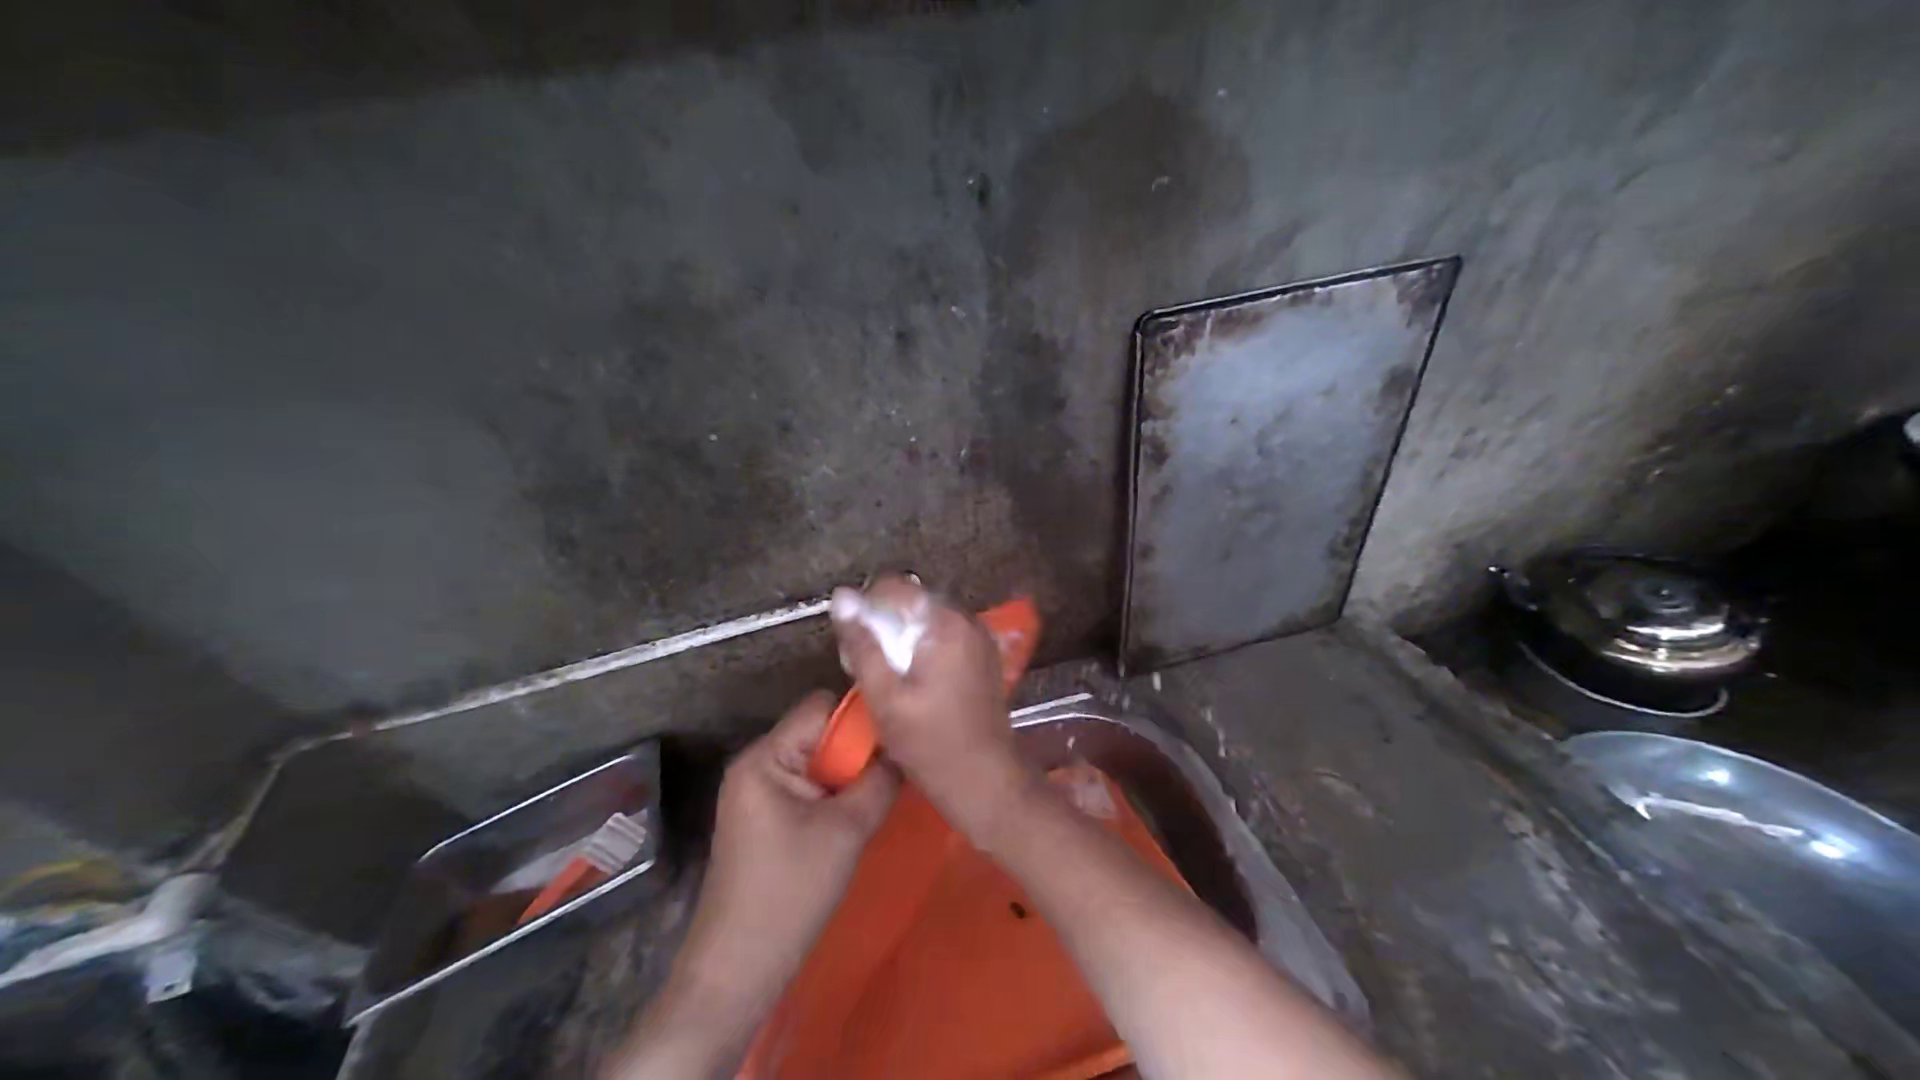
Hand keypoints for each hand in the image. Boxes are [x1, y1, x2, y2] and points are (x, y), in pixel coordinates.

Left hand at [607, 693, 896, 1078]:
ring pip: (816, 761)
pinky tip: (851, 821)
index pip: (822, 708)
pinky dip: (833, 795)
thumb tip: (906, 748)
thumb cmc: (791, 891)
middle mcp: (755, 763)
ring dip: (847, 776)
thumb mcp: (848, 829)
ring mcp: (756, 791)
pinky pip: (807, 785)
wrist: (739, 967)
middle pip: (819, 732)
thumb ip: (881, 779)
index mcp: (765, 757)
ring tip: (872, 802)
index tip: (896, 743)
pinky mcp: (763, 816)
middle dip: (856, 752)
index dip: (861, 720)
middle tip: (889, 778)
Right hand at [831, 576, 1035, 839]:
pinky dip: (921, 648)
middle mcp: (967, 621)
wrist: (987, 782)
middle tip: (865, 663)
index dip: (865, 607)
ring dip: (900, 637)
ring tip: (884, 675)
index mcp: (946, 624)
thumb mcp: (885, 698)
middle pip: (912, 601)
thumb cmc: (932, 746)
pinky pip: (943, 637)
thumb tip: (842, 598)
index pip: (895, 587)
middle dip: (883, 623)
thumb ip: (862, 645)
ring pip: (926, 619)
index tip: (853, 641)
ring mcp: (979, 638)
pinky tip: (910, 680)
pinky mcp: (983, 656)